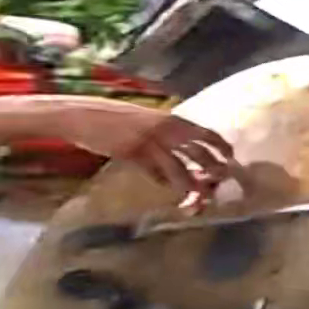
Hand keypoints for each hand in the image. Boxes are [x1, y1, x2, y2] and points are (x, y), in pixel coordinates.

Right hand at [44, 98, 234, 196]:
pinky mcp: (132, 155)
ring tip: (200, 194)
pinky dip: (165, 182)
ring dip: (192, 183)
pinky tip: (169, 187)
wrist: (77, 114)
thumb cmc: (115, 115)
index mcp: (174, 120)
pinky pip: (155, 173)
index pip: (208, 135)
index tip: (231, 158)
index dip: (223, 147)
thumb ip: (172, 129)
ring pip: (180, 168)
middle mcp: (166, 131)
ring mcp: (149, 143)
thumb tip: (191, 144)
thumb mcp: (151, 116)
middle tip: (220, 180)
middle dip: (214, 169)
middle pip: (200, 154)